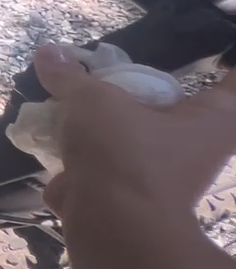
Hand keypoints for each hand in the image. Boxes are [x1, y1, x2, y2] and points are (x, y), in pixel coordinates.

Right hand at [35, 44, 235, 229]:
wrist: (113, 217)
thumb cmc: (124, 151)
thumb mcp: (91, 99)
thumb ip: (71, 75)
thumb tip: (51, 51)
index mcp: (213, 119)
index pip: (233, 84)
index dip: (224, 69)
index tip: (212, 57)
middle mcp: (199, 142)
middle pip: (177, 106)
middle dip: (143, 92)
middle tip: (106, 74)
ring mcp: (167, 166)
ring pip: (140, 131)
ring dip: (107, 118)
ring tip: (66, 101)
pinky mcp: (133, 183)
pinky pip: (111, 153)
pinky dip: (86, 143)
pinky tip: (55, 132)